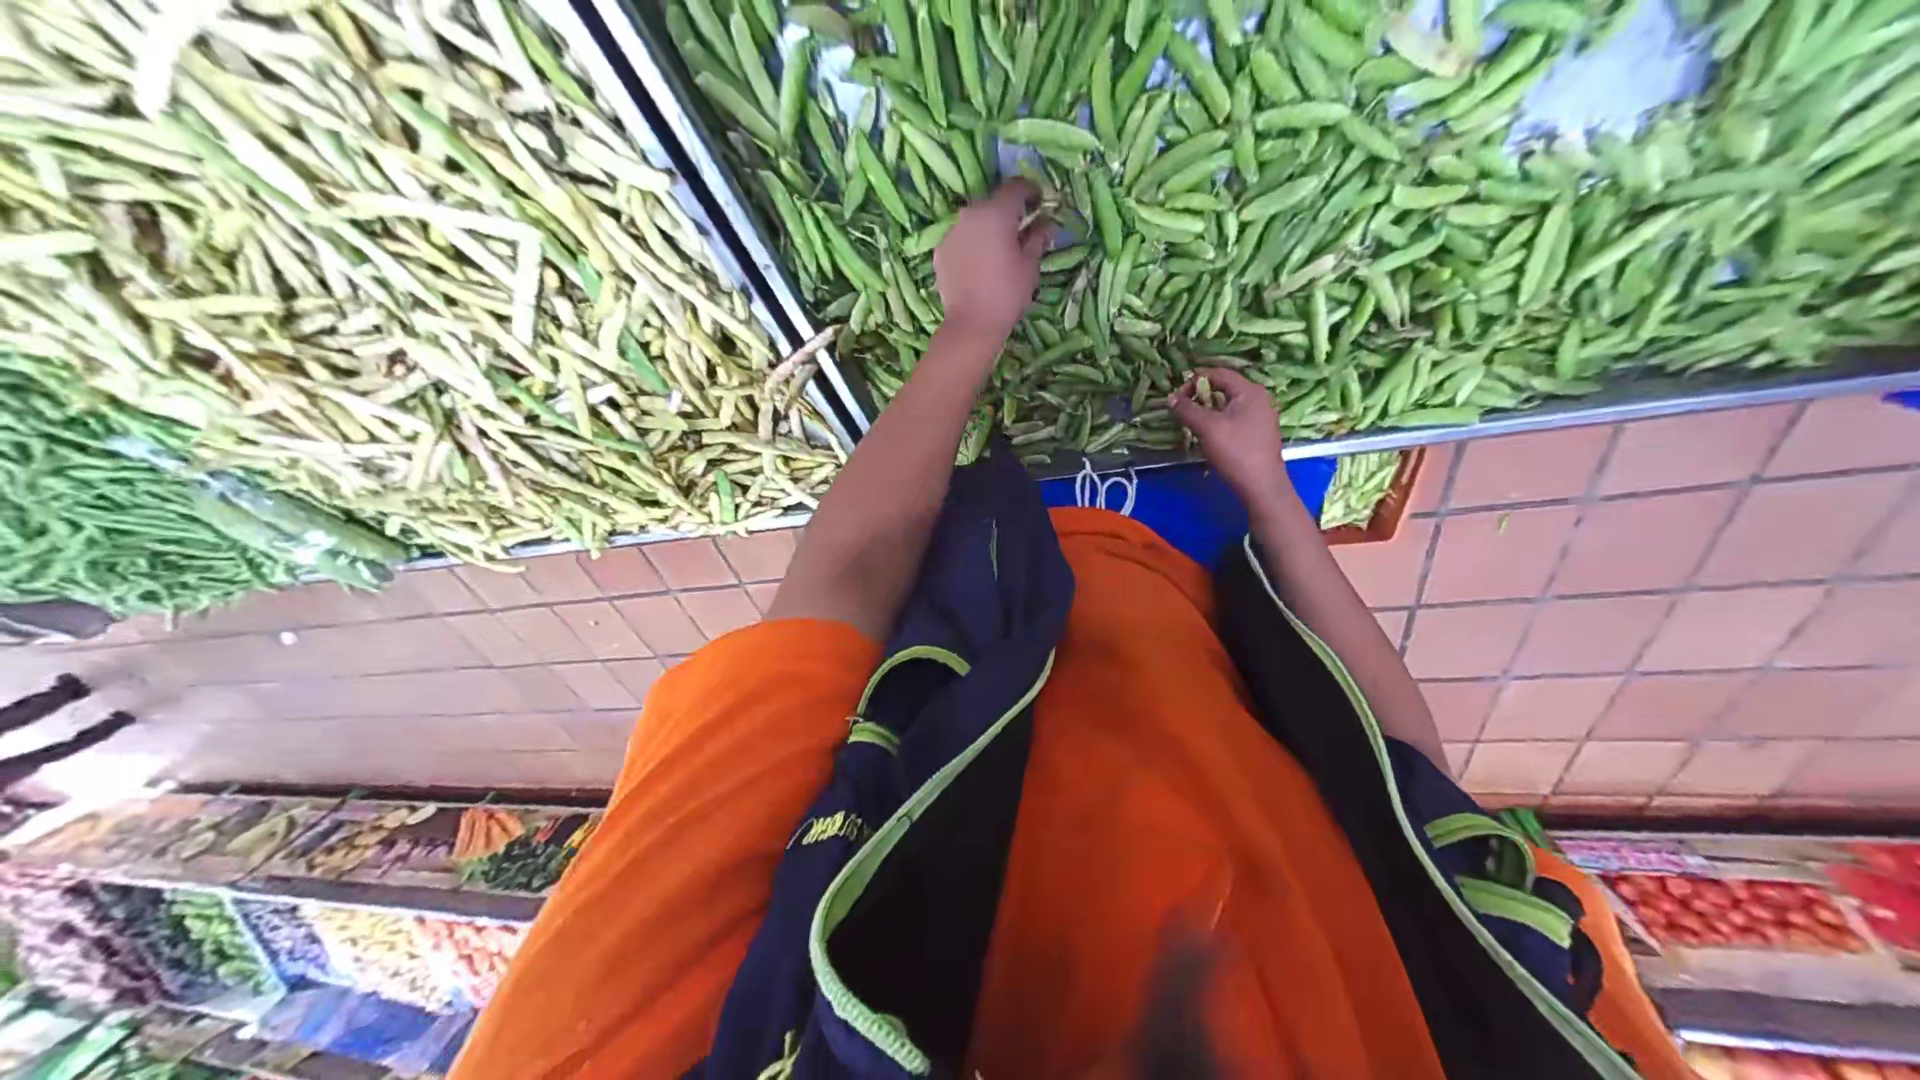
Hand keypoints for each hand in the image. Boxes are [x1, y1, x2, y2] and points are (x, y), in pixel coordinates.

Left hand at [933, 179, 1048, 340]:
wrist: (971, 324)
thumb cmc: (1007, 293)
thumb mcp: (1030, 265)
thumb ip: (1038, 237)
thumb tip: (1044, 222)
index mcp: (996, 212)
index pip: (1016, 187)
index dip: (1031, 192)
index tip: (1039, 204)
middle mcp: (970, 214)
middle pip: (993, 203)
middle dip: (1008, 213)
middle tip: (1020, 232)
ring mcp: (951, 231)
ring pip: (975, 221)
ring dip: (988, 229)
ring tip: (998, 251)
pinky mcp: (940, 250)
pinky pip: (961, 238)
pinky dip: (972, 244)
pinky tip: (979, 265)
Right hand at [1169, 367, 1292, 501]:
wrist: (1261, 485)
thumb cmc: (1236, 451)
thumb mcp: (1207, 428)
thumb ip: (1187, 409)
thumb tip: (1170, 398)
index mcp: (1250, 391)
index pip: (1218, 374)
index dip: (1194, 380)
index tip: (1177, 396)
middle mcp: (1259, 398)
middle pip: (1224, 388)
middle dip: (1200, 396)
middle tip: (1182, 409)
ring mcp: (1260, 415)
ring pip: (1228, 404)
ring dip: (1207, 409)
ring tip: (1191, 422)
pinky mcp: (1258, 431)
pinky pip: (1234, 417)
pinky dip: (1218, 420)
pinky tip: (1208, 434)